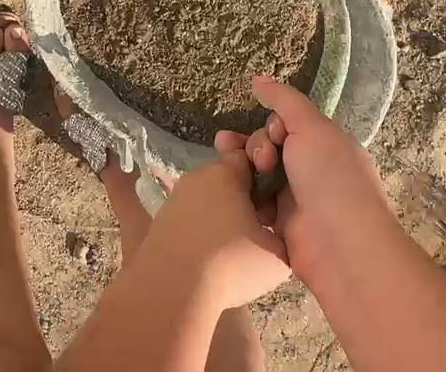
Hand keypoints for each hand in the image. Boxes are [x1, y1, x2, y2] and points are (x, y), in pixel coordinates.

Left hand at [138, 131, 290, 309]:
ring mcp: (177, 196)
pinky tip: (214, 254)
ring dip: (225, 215)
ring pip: (209, 198)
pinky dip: (205, 228)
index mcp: (225, 173)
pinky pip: (192, 215)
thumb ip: (283, 230)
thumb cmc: (230, 261)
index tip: (276, 204)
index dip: (267, 176)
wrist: (174, 286)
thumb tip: (275, 229)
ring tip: (239, 247)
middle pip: (228, 179)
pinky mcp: (163, 218)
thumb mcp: (278, 252)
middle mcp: (197, 176)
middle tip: (261, 228)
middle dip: (246, 198)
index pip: (250, 158)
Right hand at [245, 76, 394, 285]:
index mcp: (325, 147)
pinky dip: (242, 197)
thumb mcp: (312, 128)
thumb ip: (284, 100)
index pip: (286, 125)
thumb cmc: (332, 181)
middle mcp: (311, 172)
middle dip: (253, 147)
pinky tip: (227, 193)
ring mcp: (295, 201)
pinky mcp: (280, 228)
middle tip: (258, 162)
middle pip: (267, 147)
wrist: (343, 250)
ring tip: (225, 168)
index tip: (275, 136)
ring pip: (257, 174)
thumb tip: (258, 78)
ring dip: (240, 168)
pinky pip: (254, 203)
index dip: (272, 127)